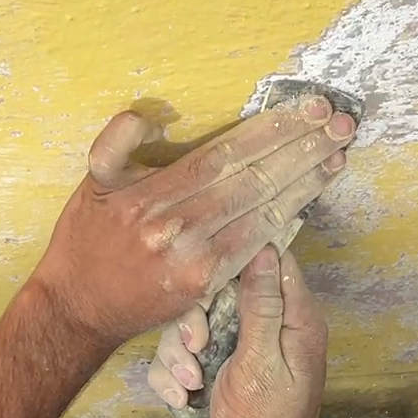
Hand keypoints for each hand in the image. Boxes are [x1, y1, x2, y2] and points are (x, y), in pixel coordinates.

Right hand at [28, 100, 354, 349]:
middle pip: (251, 181)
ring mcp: (193, 261)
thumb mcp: (89, 182)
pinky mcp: (204, 286)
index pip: (222, 155)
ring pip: (260, 213)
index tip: (305, 109)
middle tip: (339, 123)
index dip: (269, 131)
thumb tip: (147, 117)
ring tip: (336, 154)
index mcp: (149, 196)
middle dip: (300, 149)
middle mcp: (175, 229)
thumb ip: (114, 145)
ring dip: (304, 184)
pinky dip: (284, 221)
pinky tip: (308, 199)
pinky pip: (253, 247)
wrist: (78, 308)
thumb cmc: (85, 240)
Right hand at [148, 245, 326, 417]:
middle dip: (195, 320)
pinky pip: (180, 351)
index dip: (234, 261)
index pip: (268, 259)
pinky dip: (176, 374)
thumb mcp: (263, 363)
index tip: (208, 280)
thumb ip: (262, 307)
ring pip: (190, 321)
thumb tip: (264, 248)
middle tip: (197, 348)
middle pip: (216, 288)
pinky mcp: (213, 360)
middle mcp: (264, 322)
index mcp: (292, 316)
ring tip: (193, 382)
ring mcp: (236, 341)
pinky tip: (185, 396)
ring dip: (181, 354)